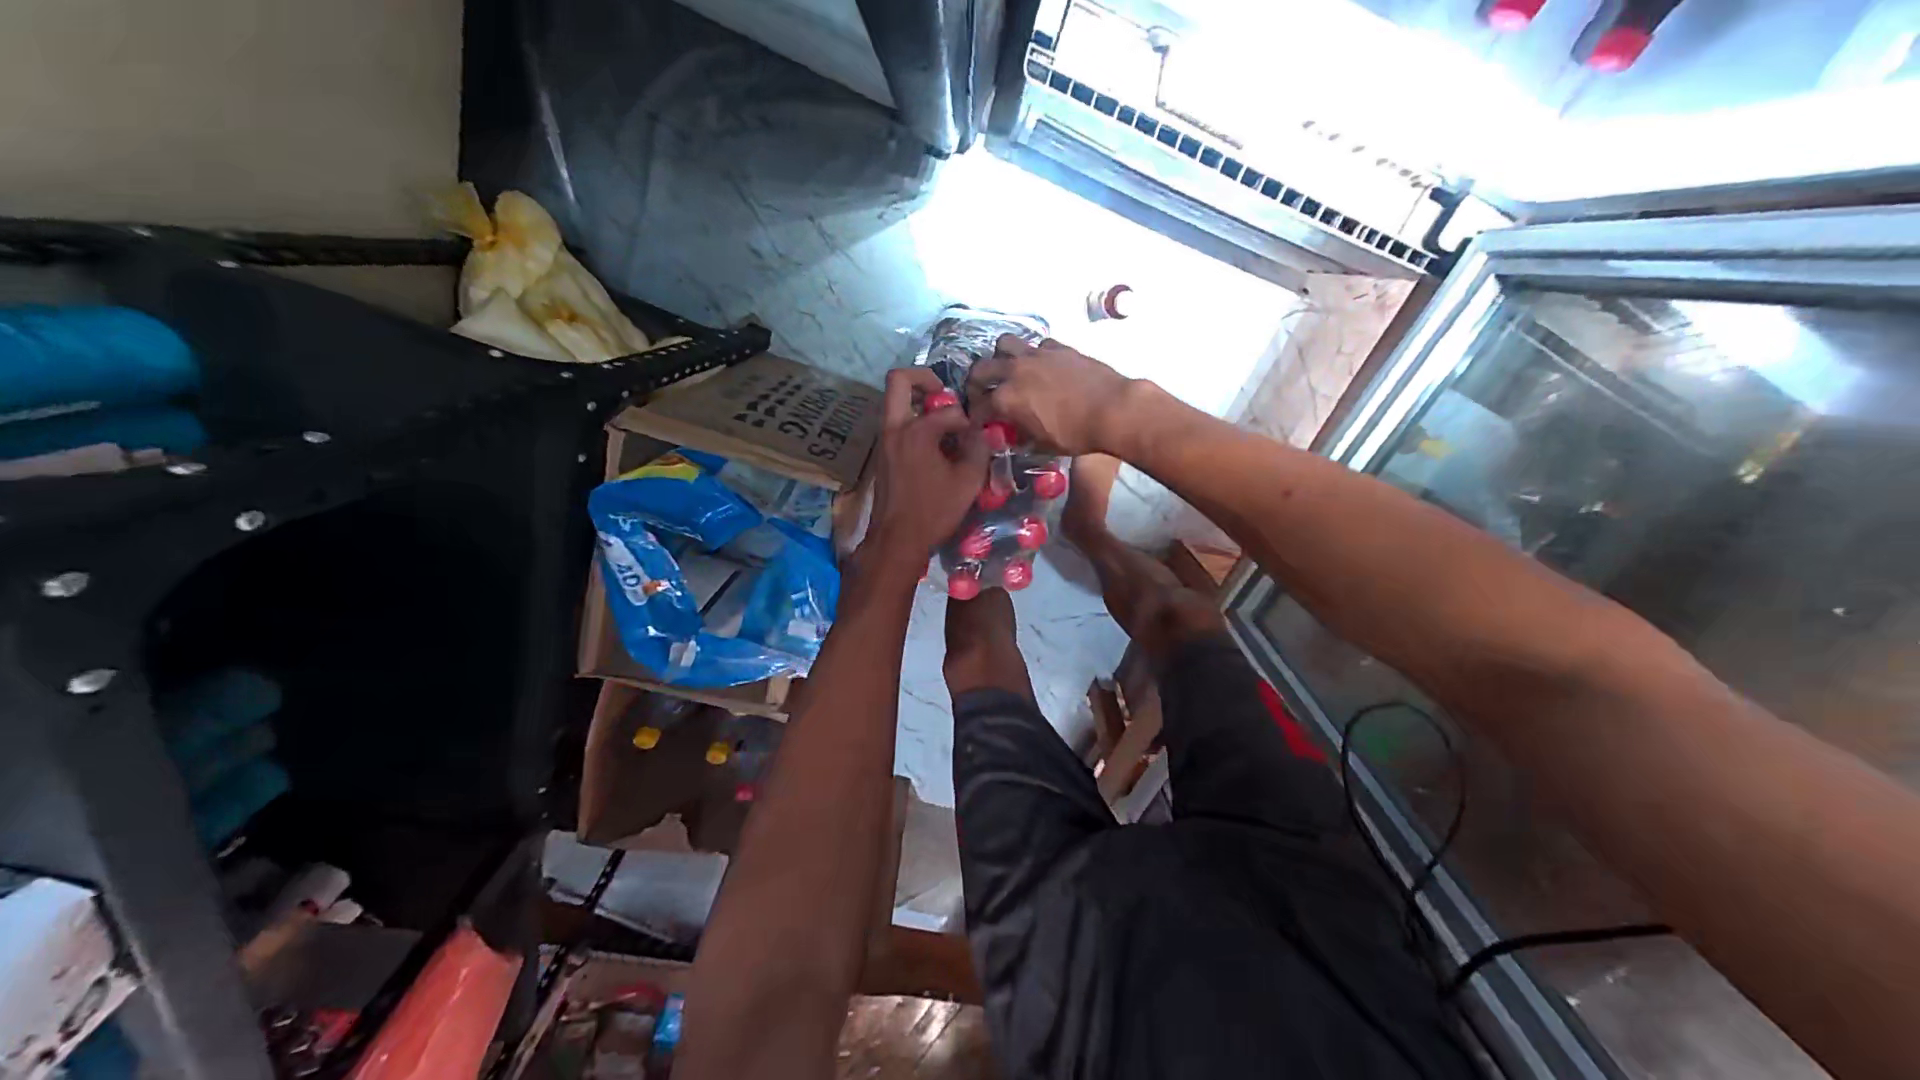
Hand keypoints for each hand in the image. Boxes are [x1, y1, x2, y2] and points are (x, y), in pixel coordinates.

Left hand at [861, 368, 989, 568]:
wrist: (896, 540)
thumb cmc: (933, 511)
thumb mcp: (967, 481)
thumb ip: (978, 449)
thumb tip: (983, 430)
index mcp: (916, 432)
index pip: (948, 409)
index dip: (967, 419)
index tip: (976, 436)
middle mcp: (895, 429)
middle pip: (898, 381)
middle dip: (923, 378)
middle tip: (944, 392)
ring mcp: (884, 442)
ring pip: (896, 404)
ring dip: (919, 404)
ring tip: (945, 425)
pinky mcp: (882, 455)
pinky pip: (897, 425)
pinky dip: (914, 425)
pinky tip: (936, 448)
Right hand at [965, 336, 1136, 455]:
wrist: (1112, 409)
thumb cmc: (1076, 434)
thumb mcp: (1043, 445)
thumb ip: (1021, 438)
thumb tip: (1014, 435)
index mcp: (1006, 399)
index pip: (979, 407)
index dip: (976, 417)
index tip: (980, 423)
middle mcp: (1014, 372)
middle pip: (980, 369)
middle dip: (975, 383)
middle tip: (983, 393)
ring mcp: (1035, 356)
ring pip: (1003, 344)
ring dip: (1000, 356)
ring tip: (1008, 369)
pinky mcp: (1057, 347)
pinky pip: (1036, 345)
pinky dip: (1033, 355)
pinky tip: (1042, 367)